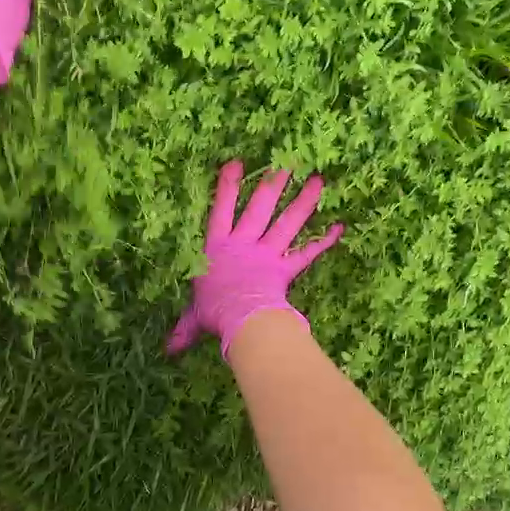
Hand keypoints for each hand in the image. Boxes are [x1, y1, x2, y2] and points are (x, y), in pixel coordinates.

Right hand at [167, 160, 344, 356]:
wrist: (242, 319)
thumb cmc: (213, 313)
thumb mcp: (194, 318)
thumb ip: (185, 328)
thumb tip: (170, 349)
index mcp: (218, 248)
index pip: (221, 211)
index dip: (228, 187)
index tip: (236, 163)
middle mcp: (243, 244)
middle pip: (260, 207)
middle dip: (273, 183)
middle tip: (287, 162)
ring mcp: (267, 254)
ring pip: (288, 222)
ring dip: (304, 201)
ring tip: (318, 180)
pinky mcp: (286, 269)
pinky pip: (308, 253)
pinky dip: (324, 241)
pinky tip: (339, 228)